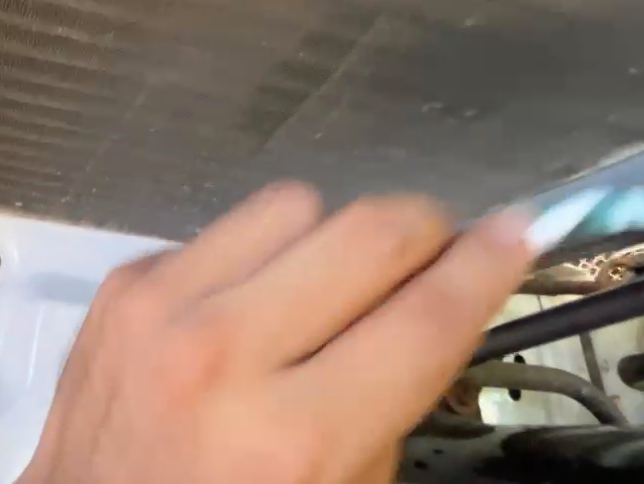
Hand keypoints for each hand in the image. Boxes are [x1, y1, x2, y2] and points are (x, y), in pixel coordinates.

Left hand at [17, 184, 532, 483]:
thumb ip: (383, 407)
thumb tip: (424, 302)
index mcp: (293, 440)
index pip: (423, 321)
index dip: (485, 266)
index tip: (517, 229)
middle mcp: (225, 353)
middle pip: (362, 233)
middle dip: (419, 226)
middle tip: (434, 242)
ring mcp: (164, 303)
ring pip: (293, 204)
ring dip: (328, 235)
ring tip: (325, 280)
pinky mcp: (126, 279)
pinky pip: (224, 228)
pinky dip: (255, 254)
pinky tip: (246, 298)